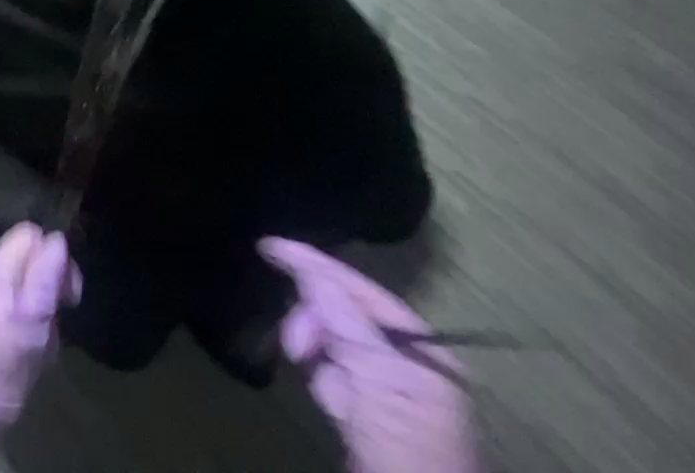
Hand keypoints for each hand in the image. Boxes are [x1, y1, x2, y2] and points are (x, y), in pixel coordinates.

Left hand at [0, 223, 74, 468]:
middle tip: (48, 300)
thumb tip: (57, 257)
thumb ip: (49, 290)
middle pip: (18, 244)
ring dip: (14, 277)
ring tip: (17, 313)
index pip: (33, 237)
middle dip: (37, 264)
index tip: (64, 288)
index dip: (57, 255)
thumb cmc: (10, 377)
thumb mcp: (44, 339)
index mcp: (8, 284)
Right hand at [260, 238, 478, 472]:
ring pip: (330, 341)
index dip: (318, 267)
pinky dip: (323, 381)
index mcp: (424, 351)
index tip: (270, 246)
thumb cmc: (402, 448)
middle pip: (343, 314)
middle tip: (298, 349)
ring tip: (331, 396)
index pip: (363, 294)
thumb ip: (352, 333)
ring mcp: (384, 383)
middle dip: (315, 325)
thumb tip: (316, 277)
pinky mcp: (363, 403)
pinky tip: (335, 405)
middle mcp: (406, 359)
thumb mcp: (381, 388)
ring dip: (319, 360)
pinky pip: (329, 371)